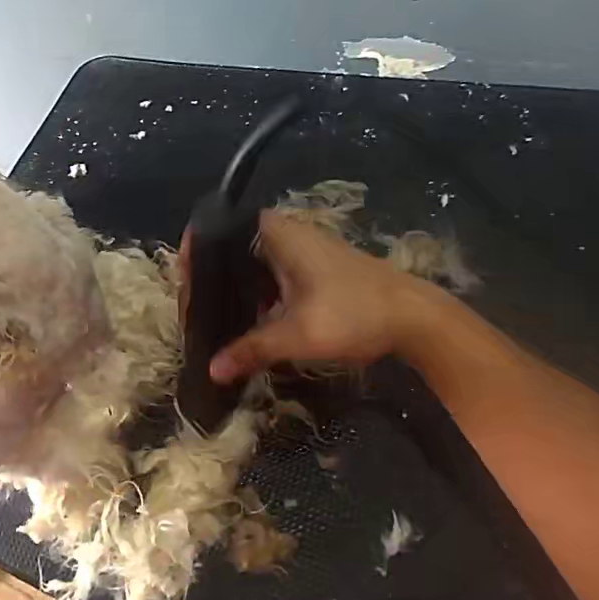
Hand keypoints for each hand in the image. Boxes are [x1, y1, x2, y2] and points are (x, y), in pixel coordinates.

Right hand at [207, 212, 444, 383]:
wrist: (414, 317)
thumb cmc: (353, 313)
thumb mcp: (297, 335)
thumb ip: (251, 349)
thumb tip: (212, 370)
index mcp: (277, 235)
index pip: (220, 228)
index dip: (196, 252)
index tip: (184, 284)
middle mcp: (288, 234)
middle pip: (234, 248)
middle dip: (212, 277)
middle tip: (195, 310)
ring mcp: (304, 251)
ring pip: (255, 264)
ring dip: (236, 289)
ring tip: (215, 319)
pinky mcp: (316, 270)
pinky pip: (274, 276)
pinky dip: (259, 295)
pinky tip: (251, 323)